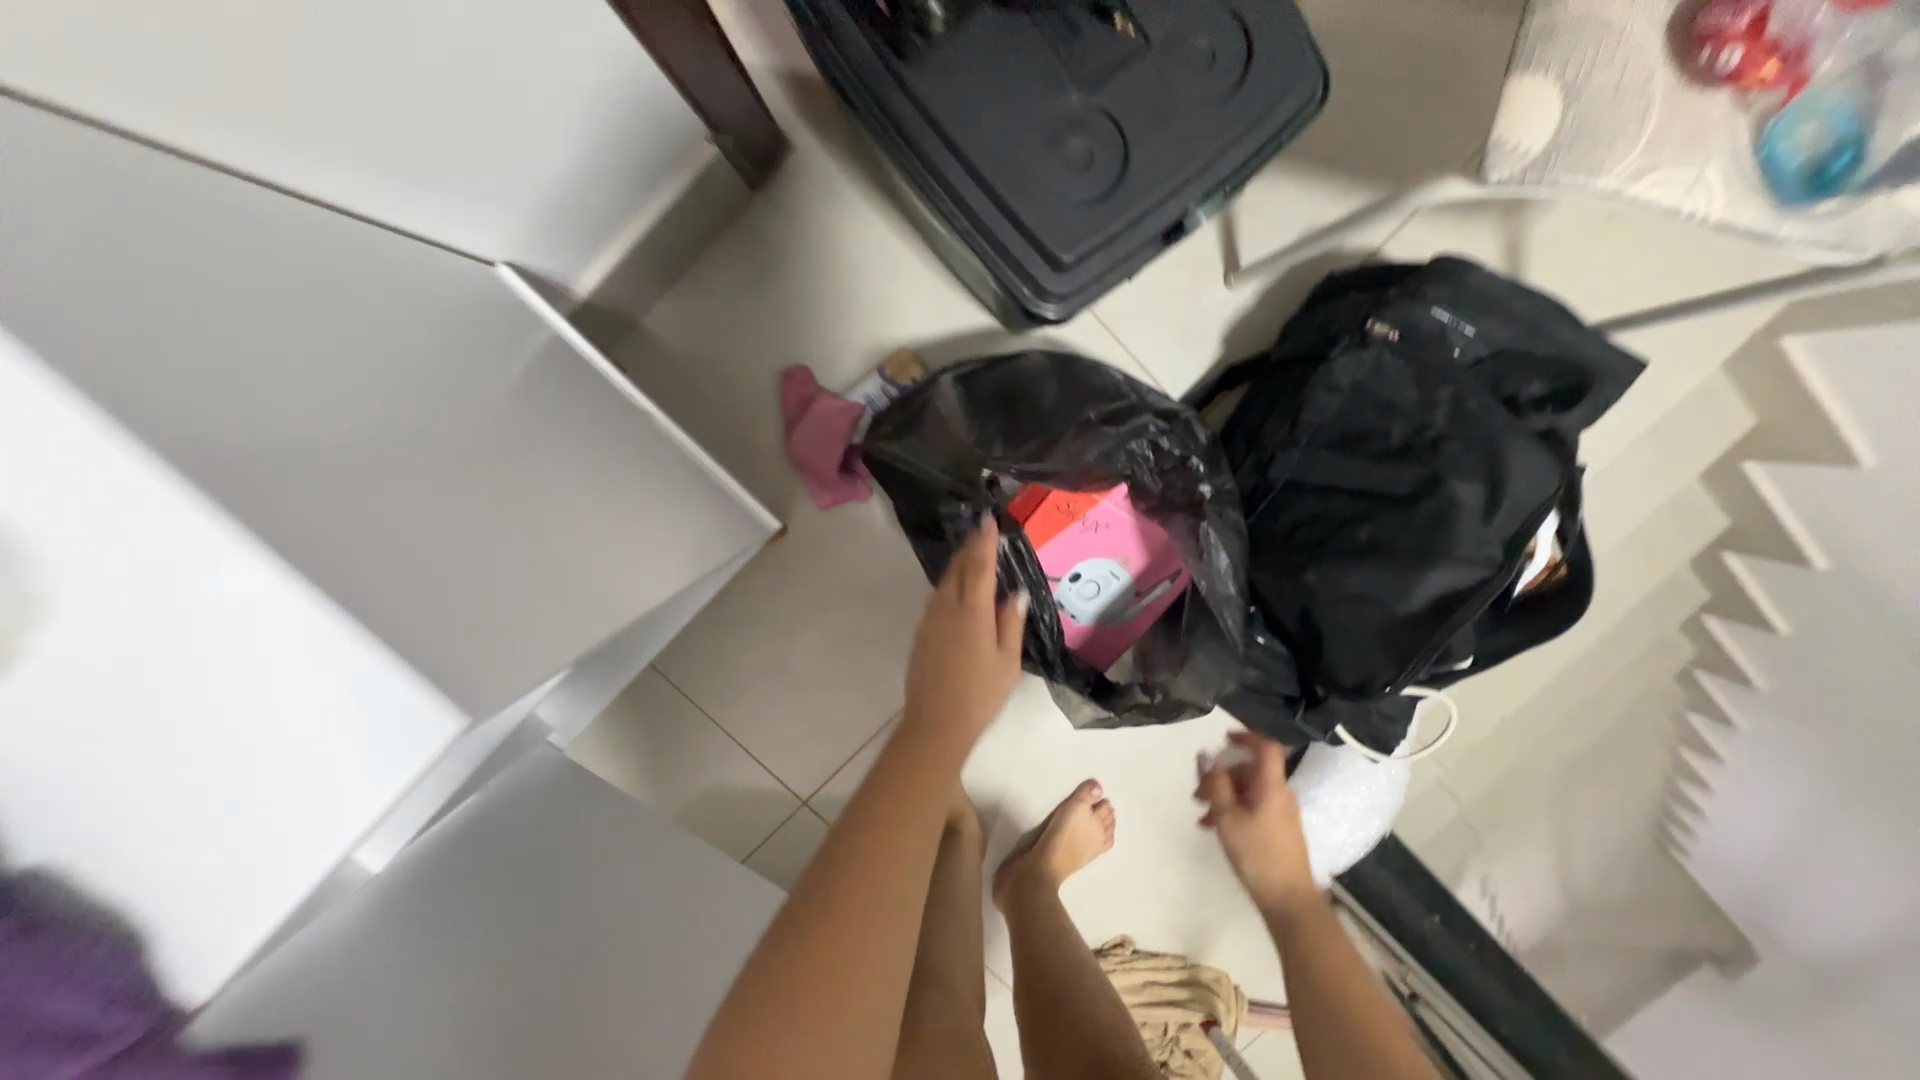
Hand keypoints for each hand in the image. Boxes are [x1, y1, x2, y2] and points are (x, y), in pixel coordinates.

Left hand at [903, 515, 1028, 744]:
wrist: (935, 723)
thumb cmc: (980, 695)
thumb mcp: (1007, 662)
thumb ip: (1010, 624)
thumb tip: (1014, 594)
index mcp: (972, 612)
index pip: (980, 566)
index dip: (985, 541)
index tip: (988, 520)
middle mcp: (947, 608)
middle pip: (959, 568)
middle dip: (971, 547)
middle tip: (982, 530)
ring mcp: (929, 620)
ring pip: (945, 582)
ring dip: (959, 565)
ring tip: (973, 554)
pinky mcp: (921, 633)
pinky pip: (937, 598)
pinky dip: (950, 585)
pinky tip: (958, 589)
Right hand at [1196, 732, 1318, 914]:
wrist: (1288, 899)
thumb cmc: (1257, 854)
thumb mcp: (1227, 817)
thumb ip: (1216, 784)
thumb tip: (1206, 756)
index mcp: (1271, 786)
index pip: (1266, 747)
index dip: (1246, 737)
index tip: (1223, 739)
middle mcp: (1280, 793)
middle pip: (1250, 770)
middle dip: (1222, 775)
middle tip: (1198, 793)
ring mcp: (1281, 812)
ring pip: (1248, 791)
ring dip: (1223, 795)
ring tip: (1202, 815)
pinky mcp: (1278, 829)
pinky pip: (1252, 807)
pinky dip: (1232, 810)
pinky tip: (1214, 828)